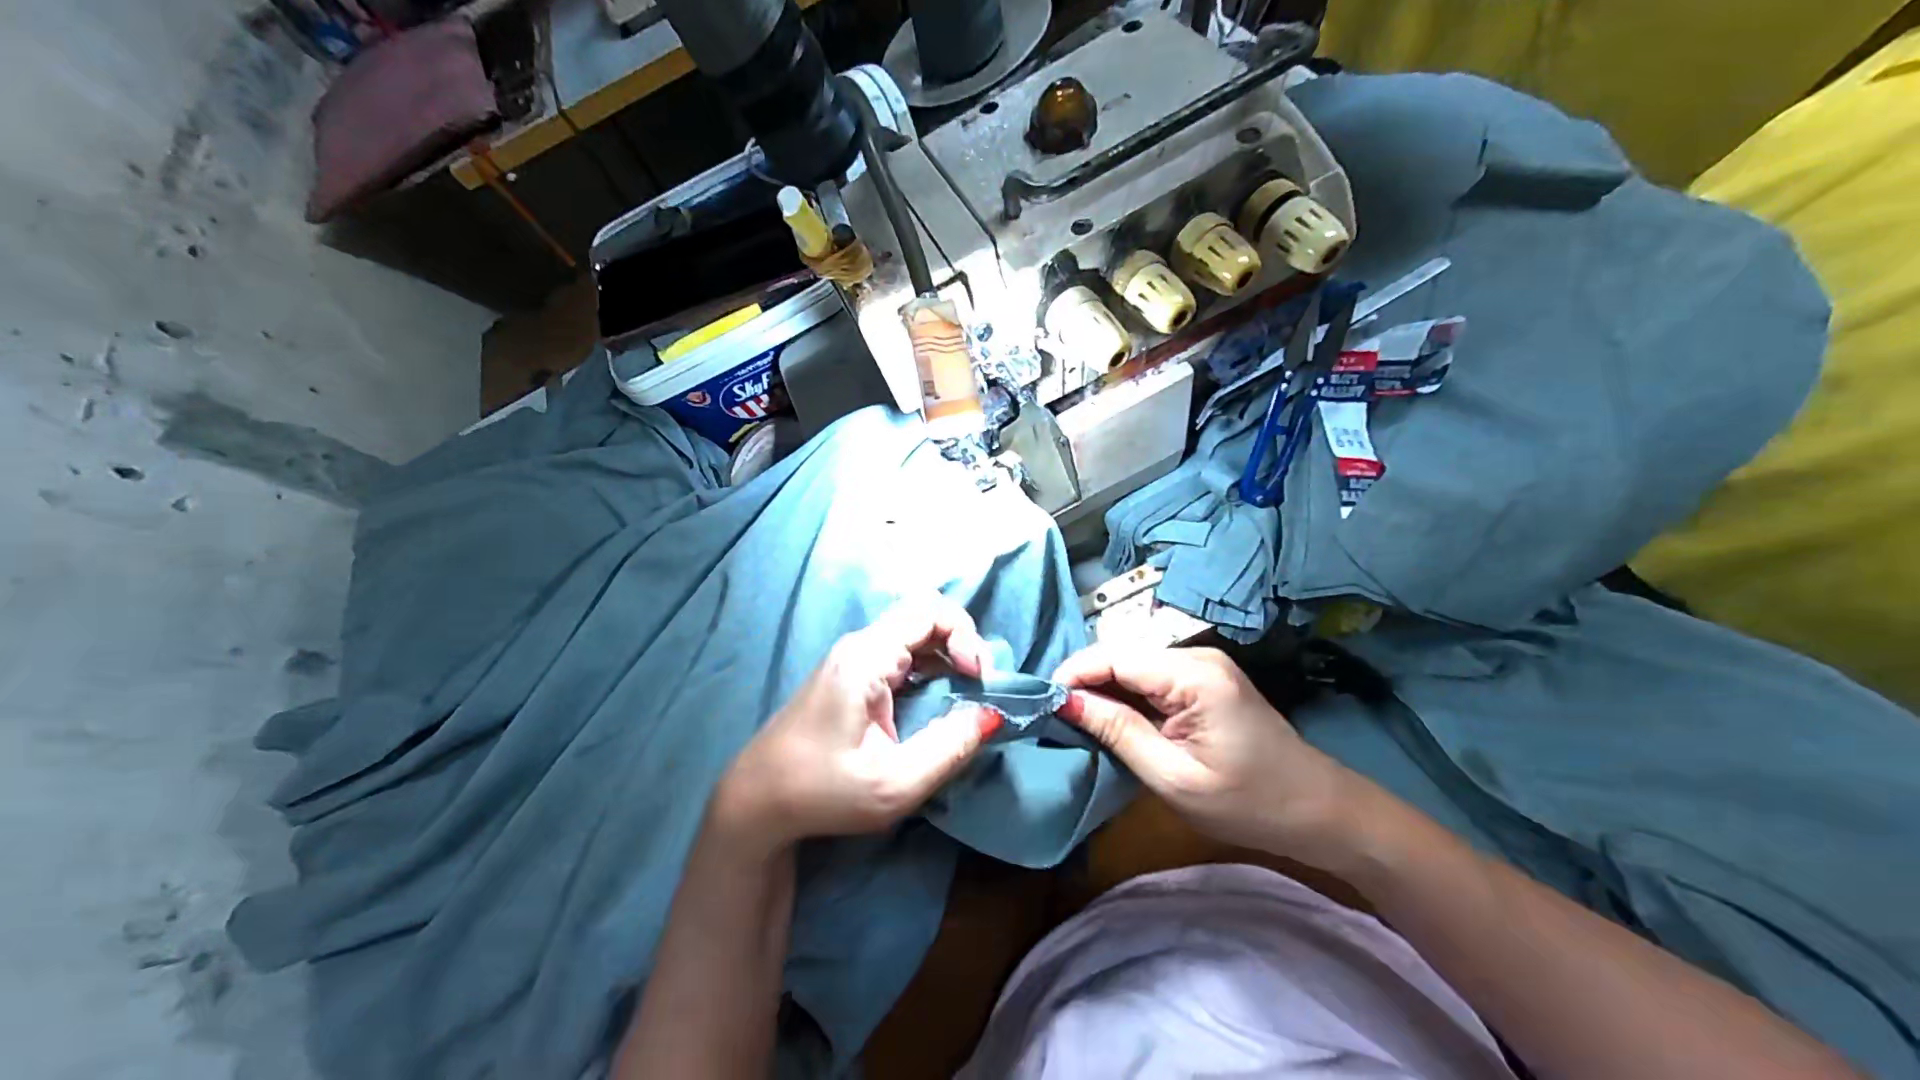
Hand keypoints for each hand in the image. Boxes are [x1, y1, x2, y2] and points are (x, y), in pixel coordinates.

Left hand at [713, 597, 1004, 851]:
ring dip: (949, 652)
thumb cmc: (822, 793)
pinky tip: (944, 694)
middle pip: (924, 615)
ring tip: (969, 689)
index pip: (929, 612)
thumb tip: (991, 714)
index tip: (978, 678)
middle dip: (962, 640)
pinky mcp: (854, 676)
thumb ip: (949, 748)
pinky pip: (903, 652)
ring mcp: (854, 659)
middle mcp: (859, 647)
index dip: (965, 635)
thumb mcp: (894, 784)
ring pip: (915, 632)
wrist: (758, 801)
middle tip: (978, 682)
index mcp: (864, 659)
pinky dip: (932, 665)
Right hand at [1054, 645, 1384, 869]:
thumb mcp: (1174, 777)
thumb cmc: (1249, 803)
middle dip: (1084, 680)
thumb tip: (1066, 701)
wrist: (1320, 811)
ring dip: (1102, 687)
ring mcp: (1202, 665)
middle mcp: (1196, 656)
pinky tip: (1108, 716)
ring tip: (1072, 716)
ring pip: (1133, 664)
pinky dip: (1124, 694)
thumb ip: (1118, 732)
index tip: (1042, 702)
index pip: (1114, 656)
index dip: (1073, 674)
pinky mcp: (1204, 679)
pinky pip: (1151, 676)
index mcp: (1193, 675)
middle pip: (1122, 655)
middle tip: (1052, 713)